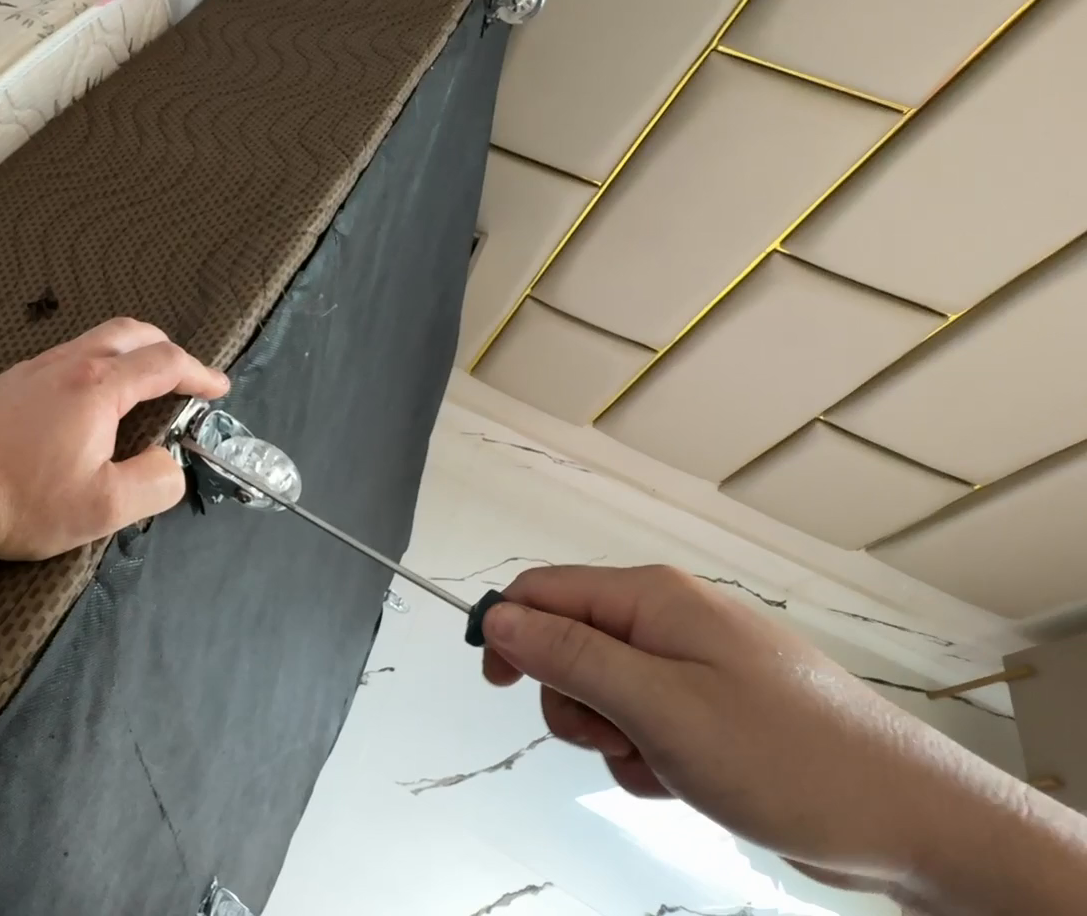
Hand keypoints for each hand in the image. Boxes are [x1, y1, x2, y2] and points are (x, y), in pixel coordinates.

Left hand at [0, 317, 227, 563]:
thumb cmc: (22, 501)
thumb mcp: (103, 508)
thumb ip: (155, 483)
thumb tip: (170, 463)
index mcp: (96, 387)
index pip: (162, 363)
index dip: (198, 373)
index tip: (218, 388)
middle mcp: (65, 364)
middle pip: (127, 332)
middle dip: (164, 346)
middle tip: (183, 373)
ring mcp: (30, 370)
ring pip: (92, 341)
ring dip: (127, 352)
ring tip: (140, 383)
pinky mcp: (5, 386)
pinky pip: (64, 358)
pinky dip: (94, 364)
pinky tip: (85, 401)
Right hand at [478, 565, 1086, 909]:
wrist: (921, 828)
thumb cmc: (784, 757)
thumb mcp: (659, 705)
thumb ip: (569, 656)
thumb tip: (496, 617)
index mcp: (652, 597)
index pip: (544, 591)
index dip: (508, 630)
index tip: (497, 683)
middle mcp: (666, 620)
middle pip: (567, 643)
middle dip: (570, 696)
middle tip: (606, 735)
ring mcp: (690, 666)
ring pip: (599, 690)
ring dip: (606, 733)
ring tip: (655, 763)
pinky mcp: (709, 709)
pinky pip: (639, 722)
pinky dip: (642, 754)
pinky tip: (681, 779)